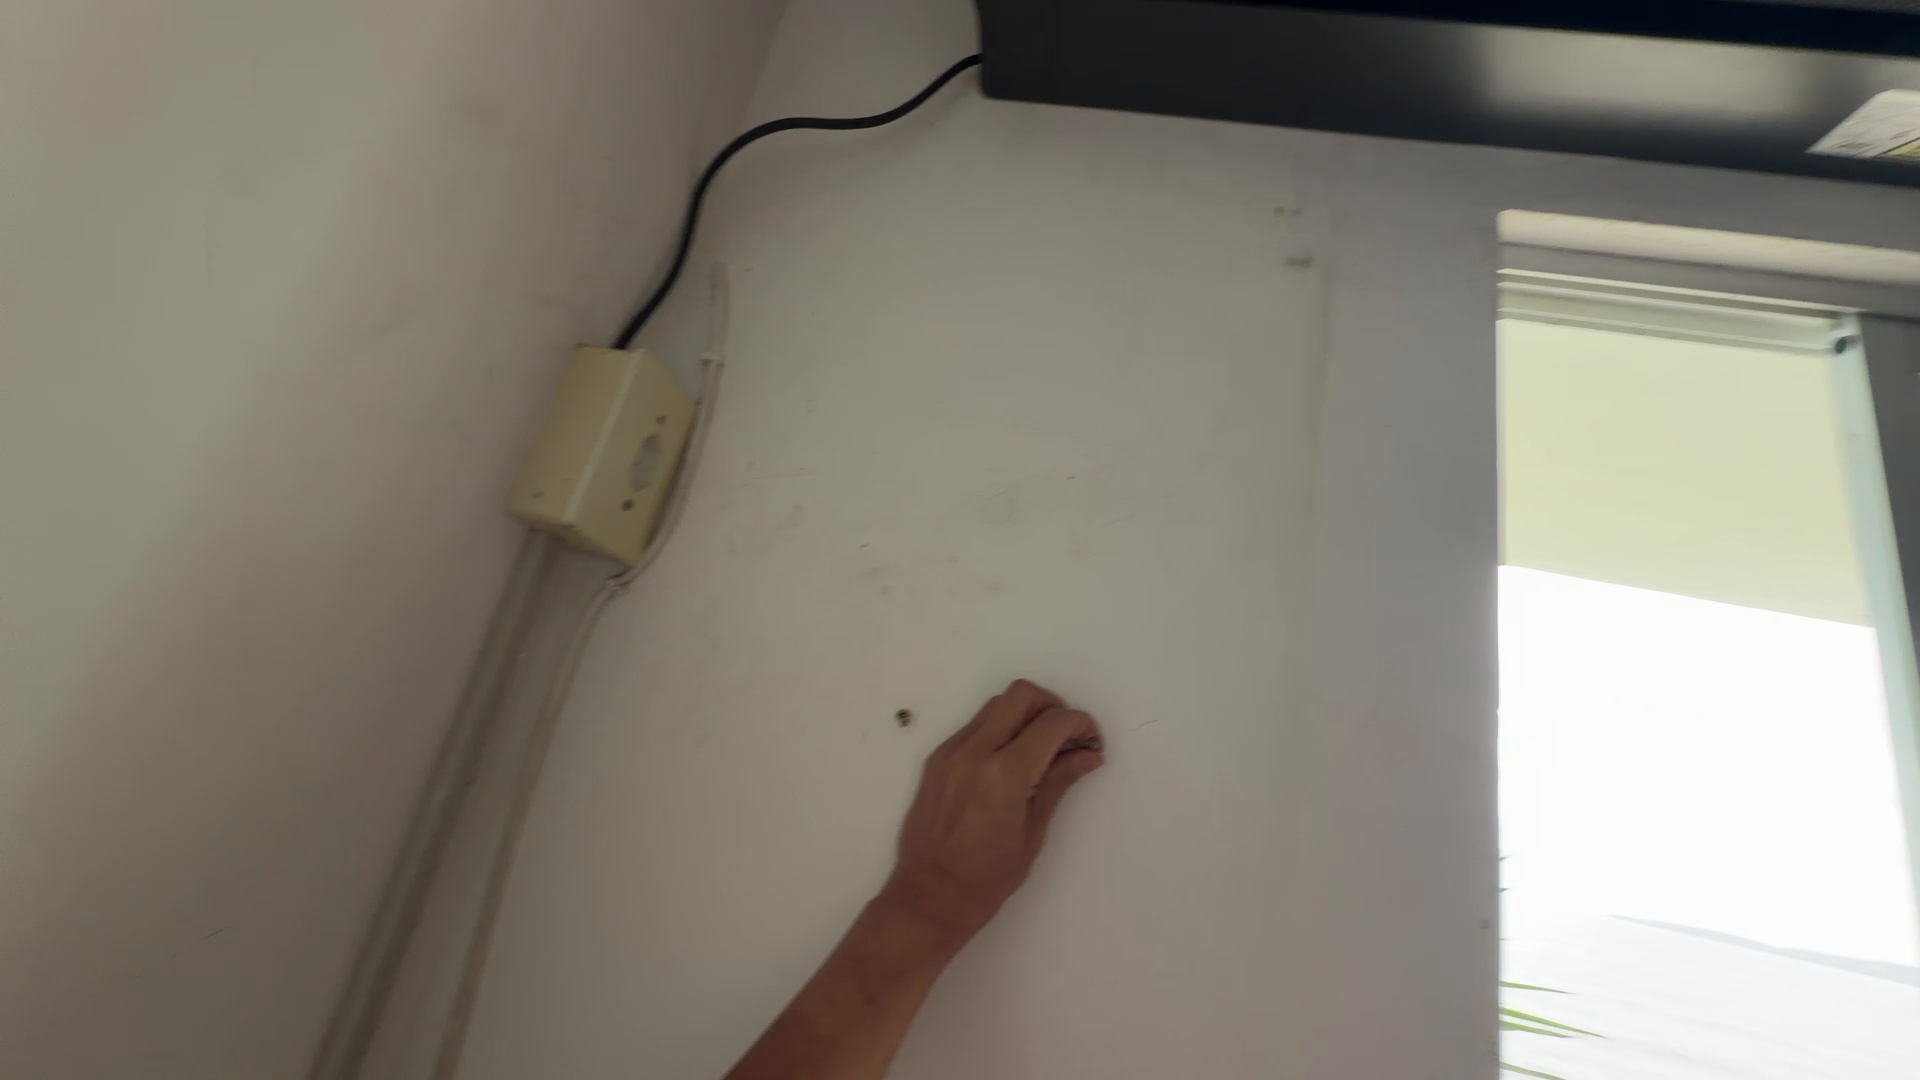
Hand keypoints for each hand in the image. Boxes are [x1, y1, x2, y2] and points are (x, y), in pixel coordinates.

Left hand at [878, 679, 1105, 944]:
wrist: (929, 895)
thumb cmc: (987, 877)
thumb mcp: (1033, 831)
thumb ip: (1059, 782)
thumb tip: (1088, 755)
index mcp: (1004, 773)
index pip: (1051, 723)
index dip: (1079, 724)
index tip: (1091, 741)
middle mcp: (975, 750)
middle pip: (1021, 695)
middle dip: (1052, 706)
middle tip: (1066, 736)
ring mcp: (952, 750)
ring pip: (996, 705)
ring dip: (1024, 715)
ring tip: (1040, 749)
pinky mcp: (938, 757)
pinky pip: (975, 726)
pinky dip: (999, 730)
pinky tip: (1010, 761)